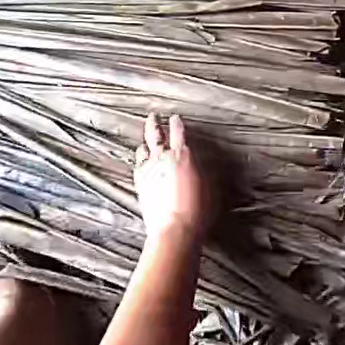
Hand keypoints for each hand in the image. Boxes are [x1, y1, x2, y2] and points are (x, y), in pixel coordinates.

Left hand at [132, 114, 210, 241]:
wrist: (173, 228)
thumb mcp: (207, 185)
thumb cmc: (196, 210)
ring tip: (146, 140)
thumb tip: (195, 164)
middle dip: (154, 123)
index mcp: (183, 156)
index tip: (175, 118)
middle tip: (153, 116)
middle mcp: (163, 158)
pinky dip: (140, 160)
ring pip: (143, 148)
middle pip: (155, 133)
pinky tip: (141, 162)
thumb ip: (198, 170)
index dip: (176, 122)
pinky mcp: (140, 183)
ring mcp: (149, 170)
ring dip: (145, 142)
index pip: (178, 131)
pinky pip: (137, 165)